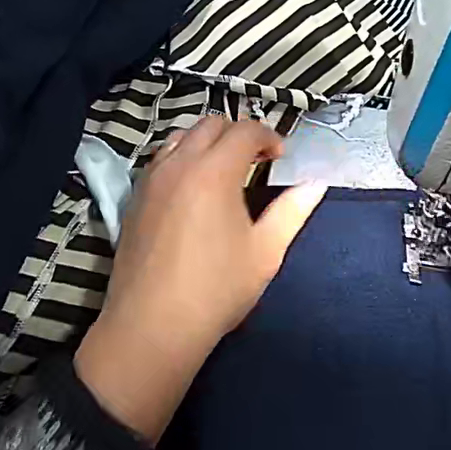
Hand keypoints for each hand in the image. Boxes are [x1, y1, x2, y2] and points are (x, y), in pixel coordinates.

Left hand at [74, 115, 325, 442]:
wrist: (152, 325)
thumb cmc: (216, 289)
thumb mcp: (265, 251)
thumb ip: (292, 210)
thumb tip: (315, 184)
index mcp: (214, 171)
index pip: (245, 130)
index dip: (268, 136)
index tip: (280, 157)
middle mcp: (179, 163)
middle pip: (211, 124)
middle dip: (238, 134)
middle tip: (256, 160)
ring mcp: (152, 178)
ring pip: (181, 136)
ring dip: (207, 141)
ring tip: (223, 170)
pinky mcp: (134, 196)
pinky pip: (161, 158)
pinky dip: (182, 156)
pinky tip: (192, 188)